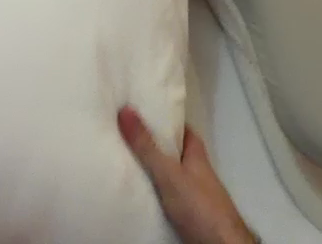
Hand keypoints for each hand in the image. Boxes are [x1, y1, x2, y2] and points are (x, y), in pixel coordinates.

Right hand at [119, 107, 256, 243]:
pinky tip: (135, 188)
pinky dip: (152, 190)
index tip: (141, 109)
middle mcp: (196, 172)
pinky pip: (165, 194)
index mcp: (197, 156)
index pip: (182, 130)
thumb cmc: (200, 205)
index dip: (164, 119)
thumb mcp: (170, 173)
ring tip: (121, 156)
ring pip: (169, 174)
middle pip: (173, 151)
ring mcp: (194, 194)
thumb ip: (147, 146)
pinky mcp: (188, 213)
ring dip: (151, 168)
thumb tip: (125, 108)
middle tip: (124, 131)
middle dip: (152, 143)